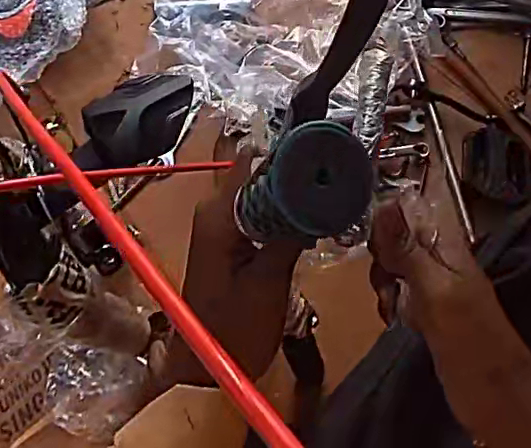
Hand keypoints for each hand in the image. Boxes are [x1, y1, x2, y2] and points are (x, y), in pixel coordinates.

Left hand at [158, 140, 305, 386]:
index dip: (286, 161)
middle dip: (290, 179)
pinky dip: (277, 214)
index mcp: (217, 213)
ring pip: (258, 192)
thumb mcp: (268, 283)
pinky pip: (254, 211)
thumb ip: (288, 235)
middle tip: (328, 186)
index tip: (320, 164)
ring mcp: (217, 222)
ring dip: (286, 198)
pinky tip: (303, 225)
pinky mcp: (226, 237)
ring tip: (322, 203)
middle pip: (256, 175)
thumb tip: (314, 197)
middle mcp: (213, 208)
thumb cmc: (233, 331)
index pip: (251, 164)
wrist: (202, 370)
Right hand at [369, 192, 530, 447]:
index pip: (409, 202)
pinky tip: (393, 316)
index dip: (385, 209)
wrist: (501, 405)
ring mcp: (431, 280)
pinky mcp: (425, 306)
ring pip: (391, 260)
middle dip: (380, 250)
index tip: (375, 235)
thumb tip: (383, 201)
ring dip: (382, 278)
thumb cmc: (472, 342)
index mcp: (446, 241)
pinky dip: (389, 299)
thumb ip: (407, 248)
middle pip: (394, 230)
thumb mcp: (435, 291)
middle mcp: (437, 253)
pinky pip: (396, 287)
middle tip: (387, 275)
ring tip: (391, 303)